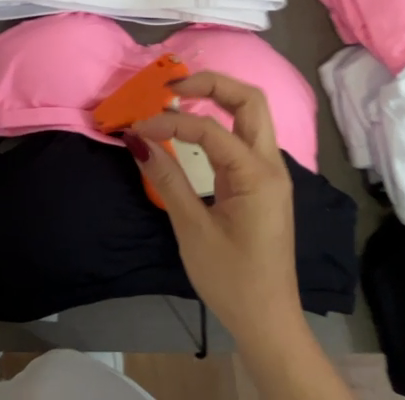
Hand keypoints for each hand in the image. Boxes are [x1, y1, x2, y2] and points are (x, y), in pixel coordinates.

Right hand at [126, 72, 301, 340]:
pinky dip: (217, 120)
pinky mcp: (261, 184)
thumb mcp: (192, 229)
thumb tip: (135, 140)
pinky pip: (243, 137)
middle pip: (249, 100)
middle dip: (210, 82)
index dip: (169, 121)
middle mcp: (270, 165)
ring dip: (216, 97)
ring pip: (250, 114)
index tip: (136, 130)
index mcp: (257, 175)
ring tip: (176, 98)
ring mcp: (269, 174)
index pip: (209, 127)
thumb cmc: (232, 280)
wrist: (268, 323)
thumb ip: (166, 179)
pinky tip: (191, 128)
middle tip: (169, 88)